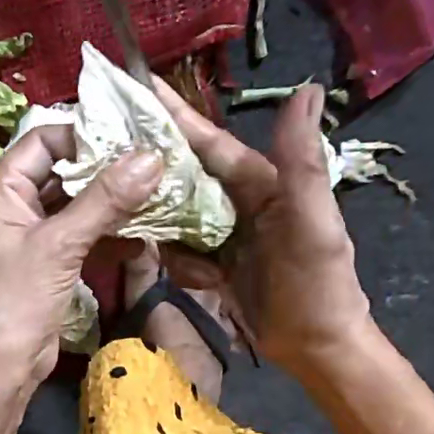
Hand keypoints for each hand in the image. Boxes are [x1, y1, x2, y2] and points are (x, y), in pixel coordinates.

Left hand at [0, 125, 162, 392]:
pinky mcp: (53, 261)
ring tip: (158, 190)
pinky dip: (112, 232)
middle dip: (108, 168)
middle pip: (65, 171)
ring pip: (80, 204)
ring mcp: (35, 235)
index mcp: (1, 189)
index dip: (85, 135)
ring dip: (115, 201)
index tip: (132, 136)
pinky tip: (145, 232)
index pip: (44, 141)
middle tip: (155, 161)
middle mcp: (16, 205)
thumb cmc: (17, 301)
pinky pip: (86, 234)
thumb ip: (106, 200)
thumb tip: (151, 157)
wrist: (1, 370)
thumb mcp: (60, 244)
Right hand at [158, 81, 374, 378]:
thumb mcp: (314, 222)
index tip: (135, 85)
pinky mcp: (217, 265)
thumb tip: (309, 88)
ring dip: (170, 230)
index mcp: (264, 183)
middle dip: (155, 170)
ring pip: (177, 216)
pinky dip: (185, 265)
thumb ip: (303, 160)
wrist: (318, 348)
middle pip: (186, 175)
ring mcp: (226, 235)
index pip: (212, 143)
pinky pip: (182, 252)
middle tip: (113, 165)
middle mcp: (241, 202)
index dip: (176, 116)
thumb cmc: (320, 285)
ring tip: (171, 242)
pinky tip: (206, 282)